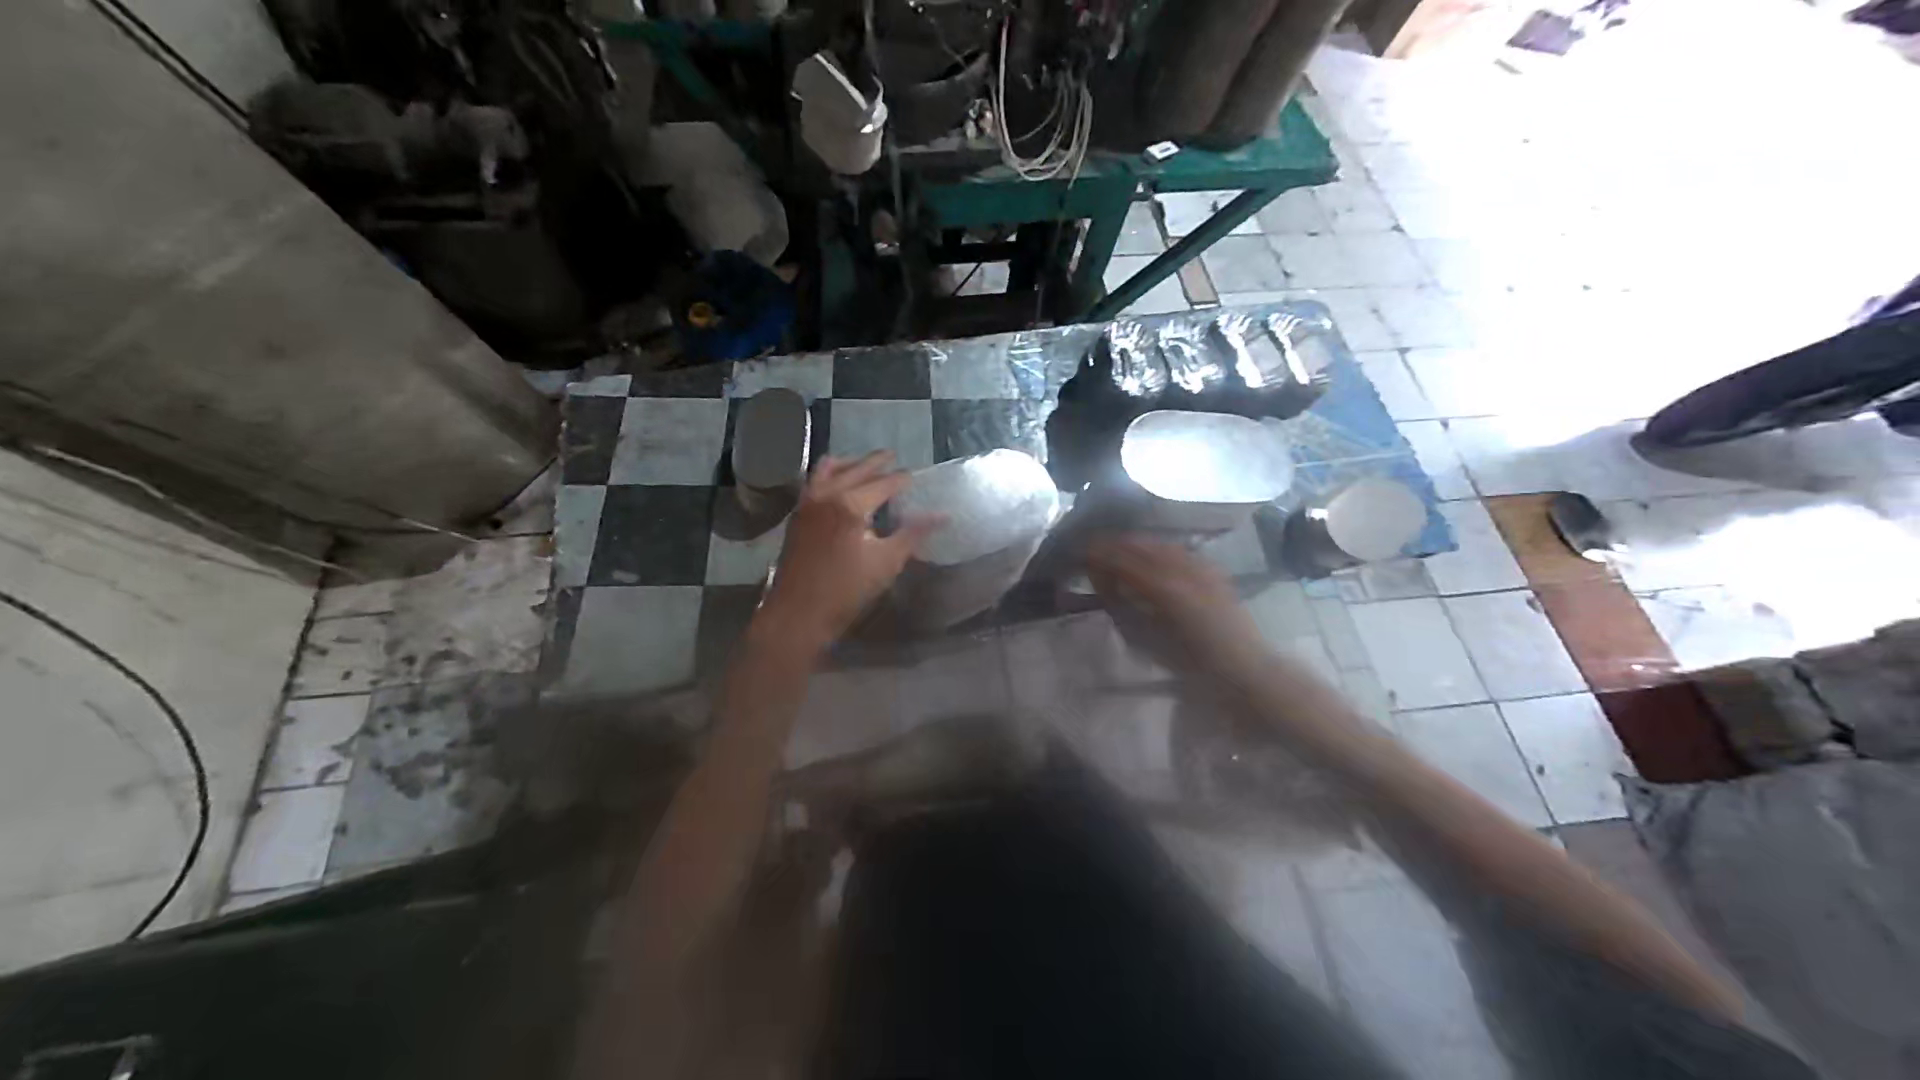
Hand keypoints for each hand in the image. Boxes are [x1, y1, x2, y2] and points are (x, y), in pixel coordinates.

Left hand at [758, 452, 943, 650]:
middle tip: (891, 455)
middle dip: (875, 462)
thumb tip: (942, 515)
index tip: (914, 476)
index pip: (883, 483)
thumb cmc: (846, 590)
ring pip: (827, 470)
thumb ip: (913, 533)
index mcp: (850, 504)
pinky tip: (837, 486)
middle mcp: (826, 494)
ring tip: (862, 464)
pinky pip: (814, 482)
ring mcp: (807, 503)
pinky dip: (829, 476)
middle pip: (855, 469)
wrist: (798, 613)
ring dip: (848, 464)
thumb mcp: (887, 562)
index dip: (901, 480)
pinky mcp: (796, 516)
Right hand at [1086, 536, 1264, 671]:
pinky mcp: (1212, 570)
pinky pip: (1178, 551)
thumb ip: (1120, 604)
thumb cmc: (1188, 664)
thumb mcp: (1144, 638)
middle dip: (1114, 545)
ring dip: (1135, 545)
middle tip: (1094, 552)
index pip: (1120, 560)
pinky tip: (1151, 559)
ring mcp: (1200, 566)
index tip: (1081, 554)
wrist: (1242, 669)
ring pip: (1159, 544)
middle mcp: (1181, 569)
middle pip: (1139, 545)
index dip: (1098, 554)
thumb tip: (1101, 581)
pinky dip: (1158, 550)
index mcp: (1161, 588)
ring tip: (1118, 552)